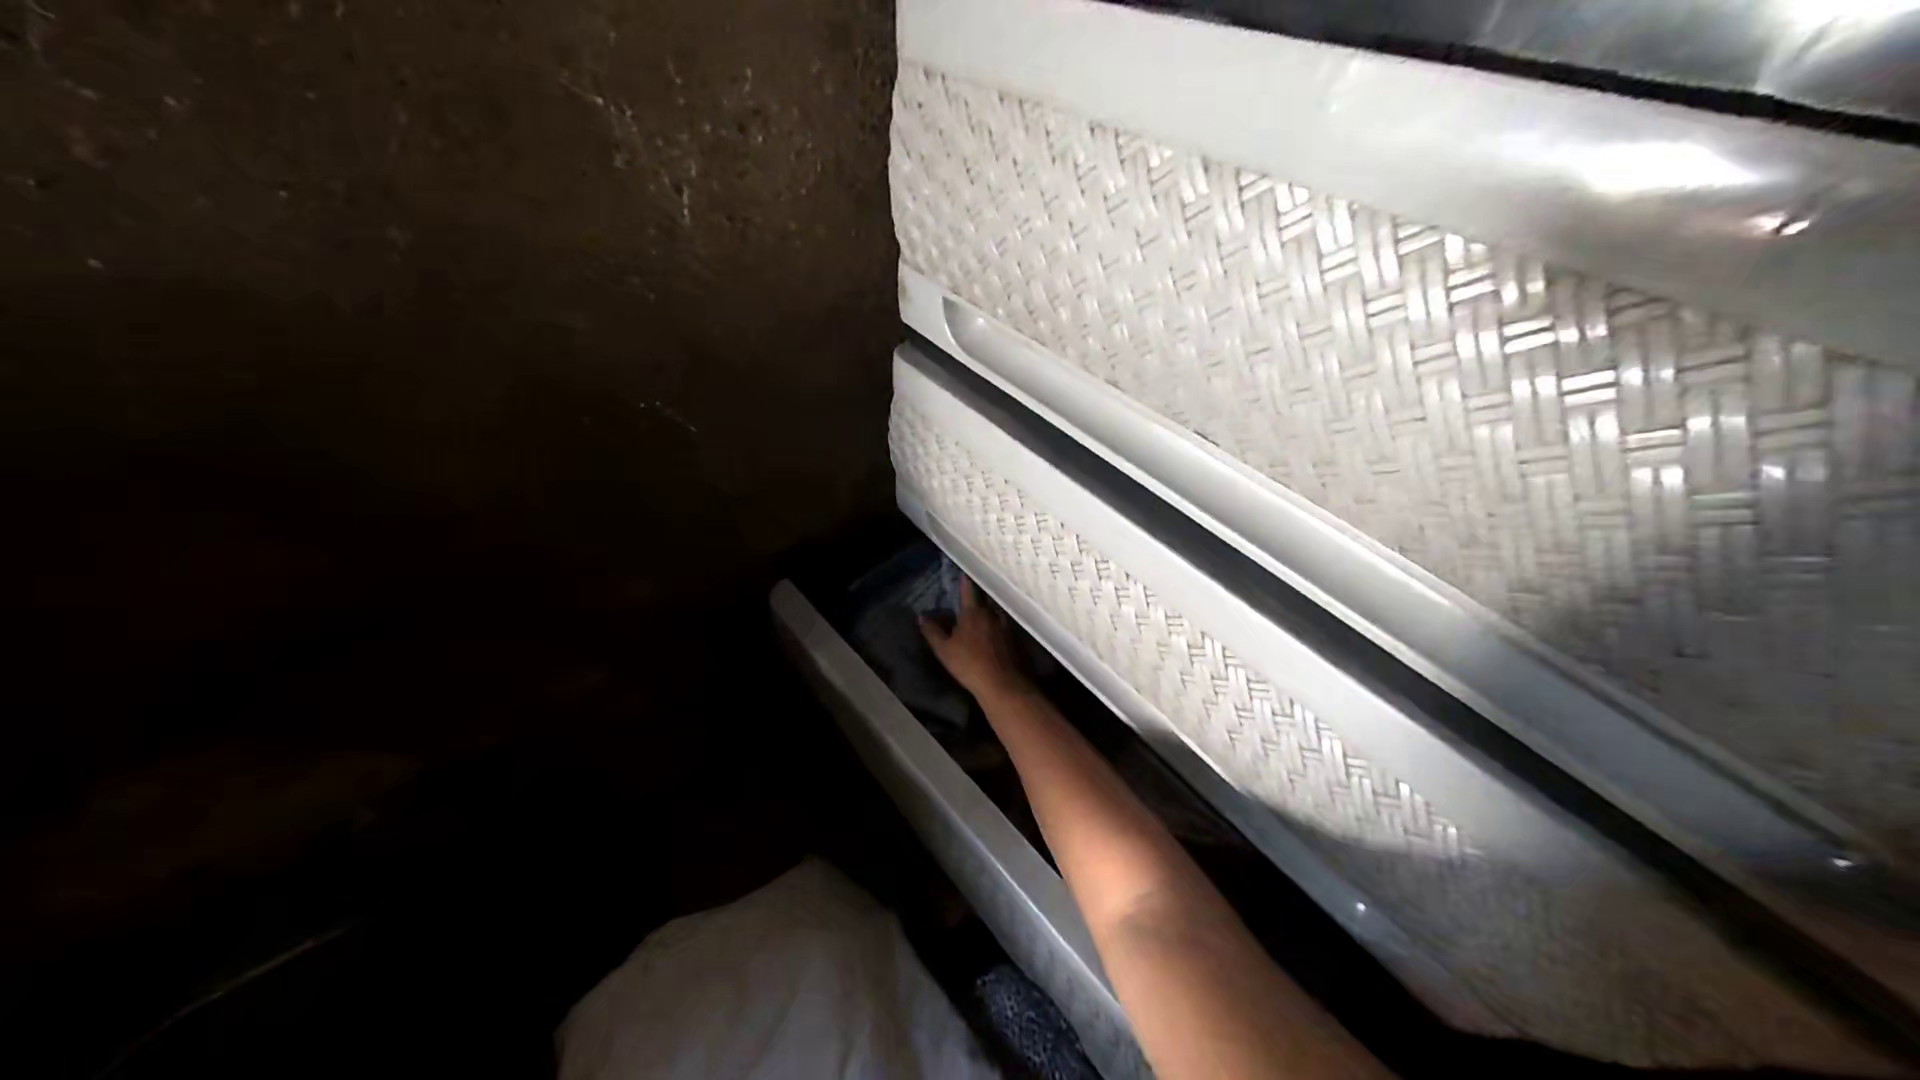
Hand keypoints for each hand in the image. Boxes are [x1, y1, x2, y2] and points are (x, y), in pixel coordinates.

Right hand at [918, 576, 1028, 701]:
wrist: (1003, 683)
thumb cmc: (969, 664)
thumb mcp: (944, 650)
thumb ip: (932, 632)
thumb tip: (921, 617)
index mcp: (974, 612)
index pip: (968, 591)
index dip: (965, 582)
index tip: (963, 573)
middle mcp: (992, 614)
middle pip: (984, 600)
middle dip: (978, 597)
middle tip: (971, 596)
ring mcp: (1007, 626)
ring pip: (996, 613)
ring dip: (989, 612)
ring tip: (982, 615)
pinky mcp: (1016, 639)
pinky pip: (1005, 626)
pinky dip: (998, 626)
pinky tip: (995, 634)